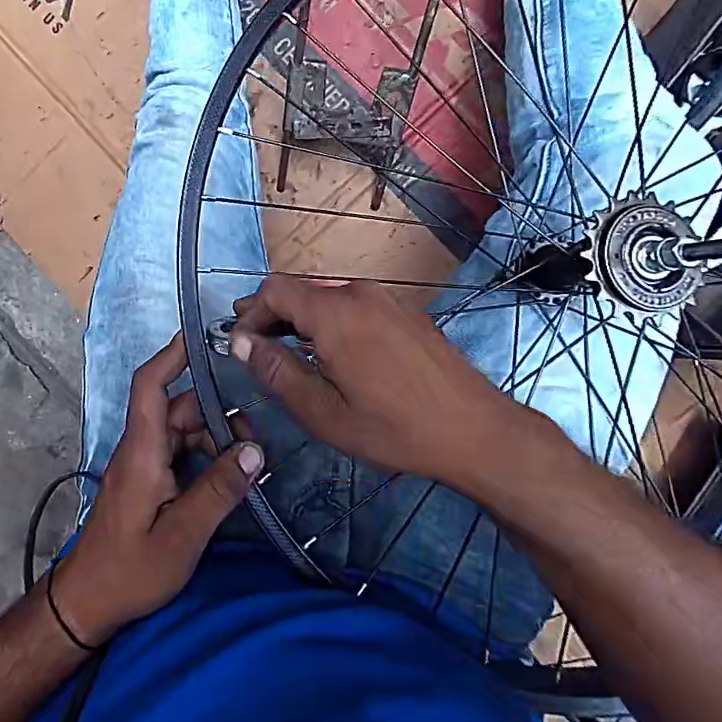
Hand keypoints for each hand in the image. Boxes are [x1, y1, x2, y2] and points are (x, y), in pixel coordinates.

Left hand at [51, 334, 262, 644]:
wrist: (89, 600)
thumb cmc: (131, 569)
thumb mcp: (183, 535)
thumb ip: (219, 491)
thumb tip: (255, 451)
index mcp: (141, 452)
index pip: (150, 386)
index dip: (172, 355)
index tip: (201, 335)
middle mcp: (139, 449)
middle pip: (176, 409)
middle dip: (215, 414)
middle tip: (256, 442)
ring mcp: (141, 465)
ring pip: (181, 432)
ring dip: (213, 439)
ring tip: (247, 466)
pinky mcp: (145, 481)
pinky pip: (178, 454)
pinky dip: (204, 458)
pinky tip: (227, 478)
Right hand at [227, 275, 551, 484]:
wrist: (479, 432)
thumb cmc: (395, 428)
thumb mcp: (324, 412)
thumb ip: (277, 371)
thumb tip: (241, 343)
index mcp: (335, 314)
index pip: (273, 290)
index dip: (250, 314)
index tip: (242, 346)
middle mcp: (359, 294)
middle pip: (298, 289)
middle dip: (271, 315)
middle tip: (256, 347)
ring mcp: (387, 299)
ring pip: (325, 296)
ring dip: (299, 318)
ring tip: (290, 352)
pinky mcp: (404, 312)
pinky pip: (352, 304)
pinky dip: (329, 320)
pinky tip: (332, 352)